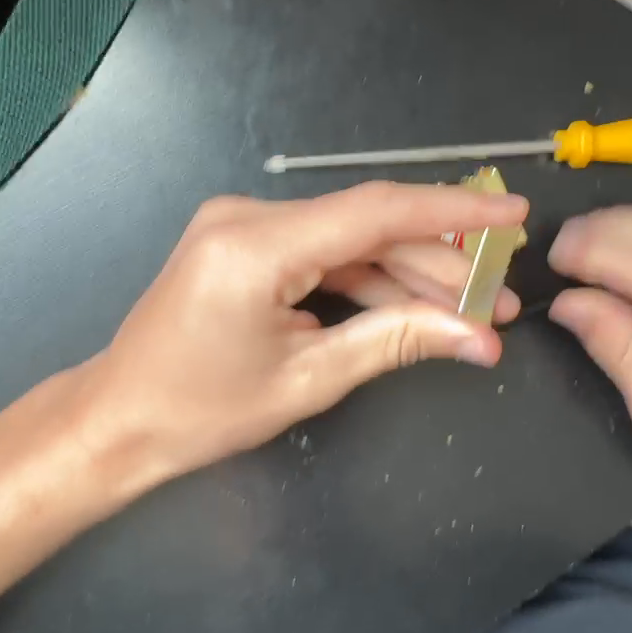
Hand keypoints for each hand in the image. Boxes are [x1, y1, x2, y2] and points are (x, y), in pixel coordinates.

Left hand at [78, 181, 528, 483]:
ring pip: (350, 241)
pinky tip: (413, 309)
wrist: (118, 420)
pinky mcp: (245, 243)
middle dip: (439, 264)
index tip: (513, 215)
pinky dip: (367, 280)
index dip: (453, 213)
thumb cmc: (200, 411)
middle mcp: (249, 216)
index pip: (376, 212)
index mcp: (257, 244)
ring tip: (471, 313)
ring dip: (408, 275)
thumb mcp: (308, 379)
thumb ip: (395, 341)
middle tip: (499, 301)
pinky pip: (322, 254)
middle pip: (368, 227)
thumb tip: (479, 335)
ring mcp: (244, 226)